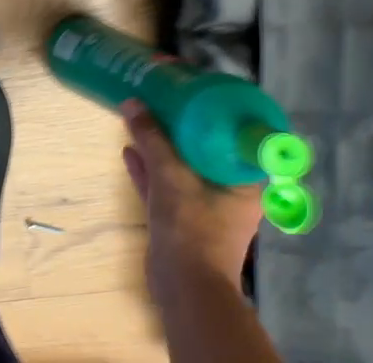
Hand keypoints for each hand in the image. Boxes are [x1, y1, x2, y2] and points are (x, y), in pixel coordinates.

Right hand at [120, 101, 260, 301]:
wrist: (184, 285)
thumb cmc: (192, 227)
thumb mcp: (171, 176)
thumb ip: (152, 139)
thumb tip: (132, 102)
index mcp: (244, 182)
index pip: (236, 137)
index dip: (216, 110)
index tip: (195, 87)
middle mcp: (229, 191)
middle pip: (205, 148)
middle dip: (181, 123)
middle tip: (162, 96)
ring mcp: (204, 206)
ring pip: (182, 165)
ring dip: (161, 143)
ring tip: (140, 116)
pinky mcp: (180, 218)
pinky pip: (165, 184)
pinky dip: (149, 166)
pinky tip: (129, 149)